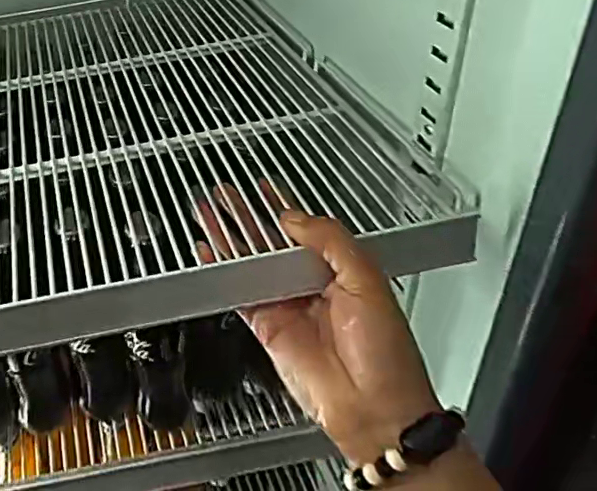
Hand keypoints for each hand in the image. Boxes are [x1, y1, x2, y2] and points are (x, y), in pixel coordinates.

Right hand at [195, 186, 440, 464]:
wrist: (376, 409)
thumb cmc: (387, 353)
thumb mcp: (367, 278)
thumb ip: (331, 240)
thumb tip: (293, 218)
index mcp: (337, 266)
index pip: (303, 226)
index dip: (282, 204)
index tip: (264, 186)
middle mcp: (309, 282)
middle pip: (269, 239)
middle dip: (246, 214)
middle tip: (226, 193)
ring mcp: (286, 302)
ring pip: (249, 261)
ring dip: (227, 236)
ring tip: (209, 212)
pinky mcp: (267, 326)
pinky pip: (238, 293)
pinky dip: (220, 272)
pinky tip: (208, 253)